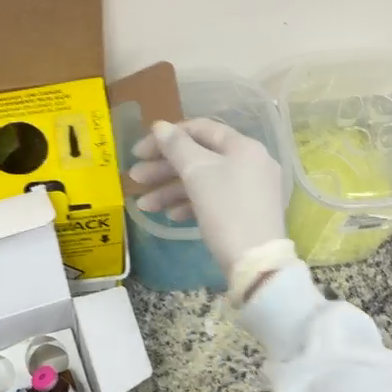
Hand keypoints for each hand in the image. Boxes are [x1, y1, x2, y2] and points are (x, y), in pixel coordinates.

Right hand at [128, 119, 286, 281]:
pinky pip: (215, 201)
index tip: (139, 151)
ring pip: (205, 182)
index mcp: (243, 146)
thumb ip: (177, 147)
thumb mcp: (198, 174)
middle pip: (200, 158)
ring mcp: (251, 191)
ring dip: (171, 191)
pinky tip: (171, 216)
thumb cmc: (227, 212)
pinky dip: (191, 205)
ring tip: (145, 206)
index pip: (200, 130)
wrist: (256, 264)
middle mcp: (251, 163)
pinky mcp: (246, 215)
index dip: (167, 137)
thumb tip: (160, 127)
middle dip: (164, 168)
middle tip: (135, 179)